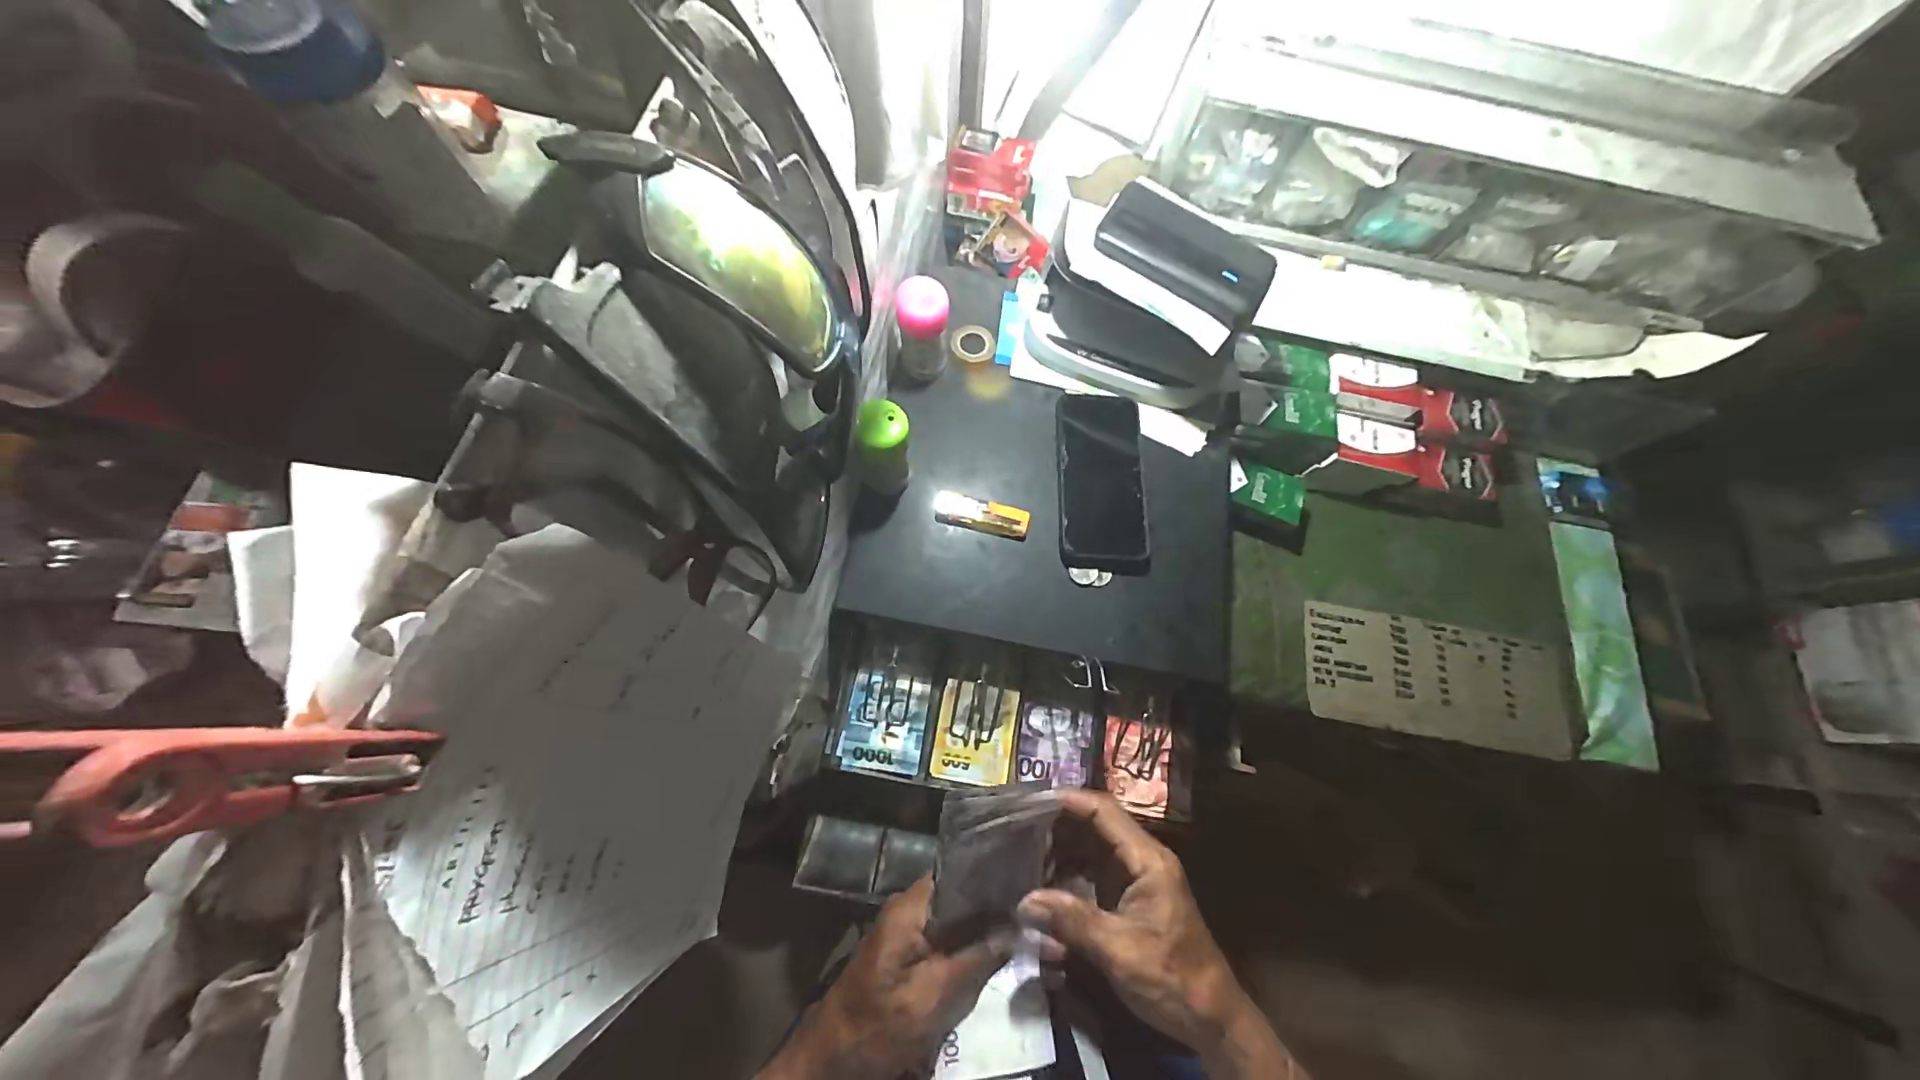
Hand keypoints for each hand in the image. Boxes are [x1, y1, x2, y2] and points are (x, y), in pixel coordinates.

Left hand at [759, 876, 1010, 1079]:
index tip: (1024, 887)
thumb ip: (975, 959)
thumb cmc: (877, 1024)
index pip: (957, 872)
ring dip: (981, 933)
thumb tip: (1017, 926)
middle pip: (959, 897)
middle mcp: (906, 910)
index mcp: (909, 906)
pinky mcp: (906, 957)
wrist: (830, 1062)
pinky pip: (944, 943)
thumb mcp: (932, 996)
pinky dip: (966, 951)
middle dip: (991, 909)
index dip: (991, 878)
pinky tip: (993, 959)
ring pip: (954, 922)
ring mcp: (905, 933)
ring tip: (1020, 935)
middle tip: (1030, 918)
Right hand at [1018, 791, 1303, 1078]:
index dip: (1068, 801)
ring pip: (1091, 849)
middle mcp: (1141, 860)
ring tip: (1023, 854)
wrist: (1211, 1019)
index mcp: (1147, 860)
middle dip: (1057, 826)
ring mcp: (1134, 879)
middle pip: (1094, 825)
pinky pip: (1093, 872)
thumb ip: (1072, 921)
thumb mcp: (1119, 950)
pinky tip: (1044, 882)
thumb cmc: (1171, 978)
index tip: (1031, 801)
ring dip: (1060, 850)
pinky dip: (1068, 873)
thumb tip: (1024, 901)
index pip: (1104, 811)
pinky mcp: (1127, 899)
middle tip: (1018, 829)